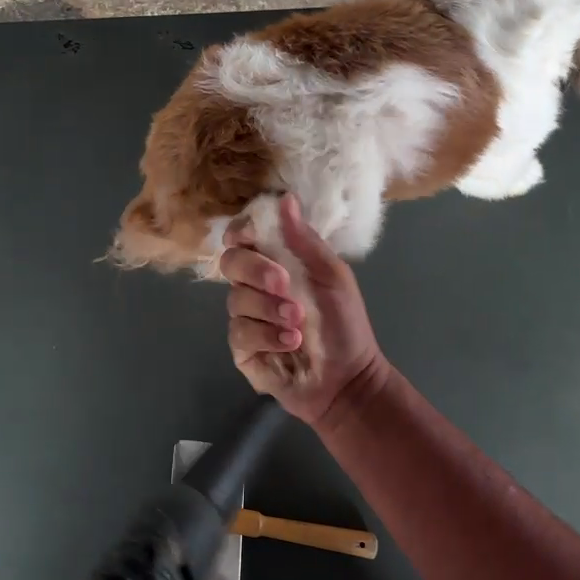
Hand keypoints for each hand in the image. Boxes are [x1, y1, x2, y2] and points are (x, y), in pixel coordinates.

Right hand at [222, 195, 389, 430]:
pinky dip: (267, 334)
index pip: (241, 236)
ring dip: (270, 309)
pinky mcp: (242, 349)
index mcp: (274, 262)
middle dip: (256, 270)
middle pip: (230, 262)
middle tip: (284, 284)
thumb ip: (306, 241)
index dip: (240, 231)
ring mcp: (246, 317)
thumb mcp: (333, 276)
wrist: (348, 379)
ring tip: (299, 322)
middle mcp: (254, 286)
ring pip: (236, 299)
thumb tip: (286, 199)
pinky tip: (291, 341)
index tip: (252, 235)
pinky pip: (240, 332)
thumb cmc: (344, 324)